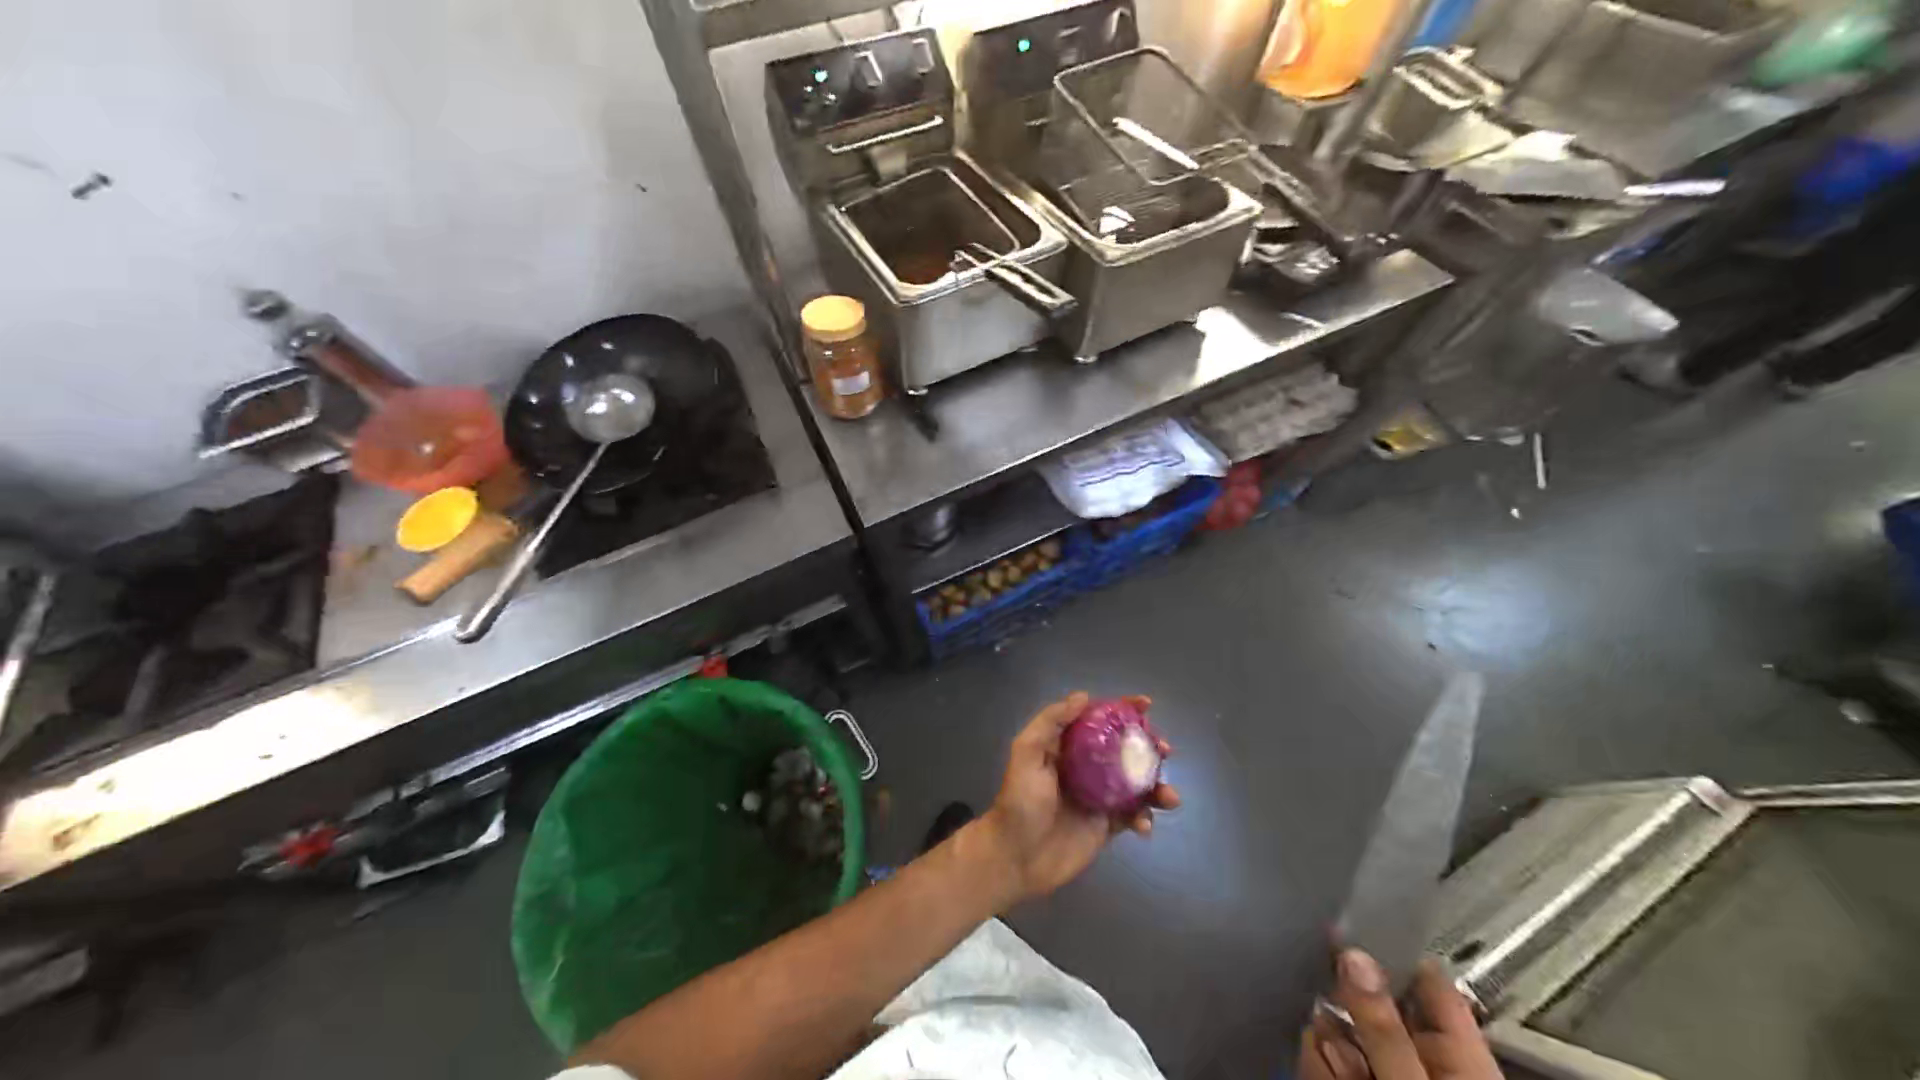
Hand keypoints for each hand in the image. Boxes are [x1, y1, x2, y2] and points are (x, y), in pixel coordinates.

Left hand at [967, 691, 1178, 907]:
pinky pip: (1134, 816)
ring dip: (1158, 786)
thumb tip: (1083, 696)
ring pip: (1137, 784)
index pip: (1099, 721)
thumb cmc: (1019, 802)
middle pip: (1125, 749)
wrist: (1015, 856)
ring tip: (1169, 796)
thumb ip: (1051, 722)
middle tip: (1165, 749)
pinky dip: (1145, 818)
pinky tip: (1143, 826)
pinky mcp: (1106, 827)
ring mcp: (1099, 797)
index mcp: (1068, 747)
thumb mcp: (1026, 753)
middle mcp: (1087, 768)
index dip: (1122, 710)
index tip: (1145, 704)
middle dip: (1149, 746)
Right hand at [1298, 950, 1503, 1079]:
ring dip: (1326, 1051)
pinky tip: (1325, 1078)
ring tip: (1343, 1078)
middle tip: (1342, 1047)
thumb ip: (1384, 1026)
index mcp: (1459, 1054)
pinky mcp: (1346, 1079)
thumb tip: (1351, 952)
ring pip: (1334, 1029)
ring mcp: (1380, 1072)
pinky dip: (1316, 1068)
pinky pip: (1319, 1059)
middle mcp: (1419, 1057)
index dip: (1388, 947)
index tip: (1344, 923)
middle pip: (1365, 1000)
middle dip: (1340, 1014)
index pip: (1425, 978)